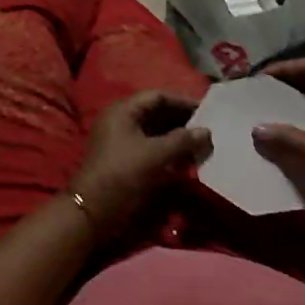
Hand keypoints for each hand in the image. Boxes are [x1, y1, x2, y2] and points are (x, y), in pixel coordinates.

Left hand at [68, 90, 212, 236]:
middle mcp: (120, 120)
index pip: (156, 96)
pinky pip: (150, 146)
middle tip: (210, 129)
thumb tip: (206, 131)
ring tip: (203, 144)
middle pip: (155, 112)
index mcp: (122, 111)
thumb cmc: (123, 174)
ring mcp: (121, 140)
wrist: (95, 208)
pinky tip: (188, 159)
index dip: (182, 101)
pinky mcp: (124, 158)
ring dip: (177, 137)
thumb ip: (182, 140)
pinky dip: (168, 150)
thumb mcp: (155, 155)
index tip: (209, 111)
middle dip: (182, 120)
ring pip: (154, 131)